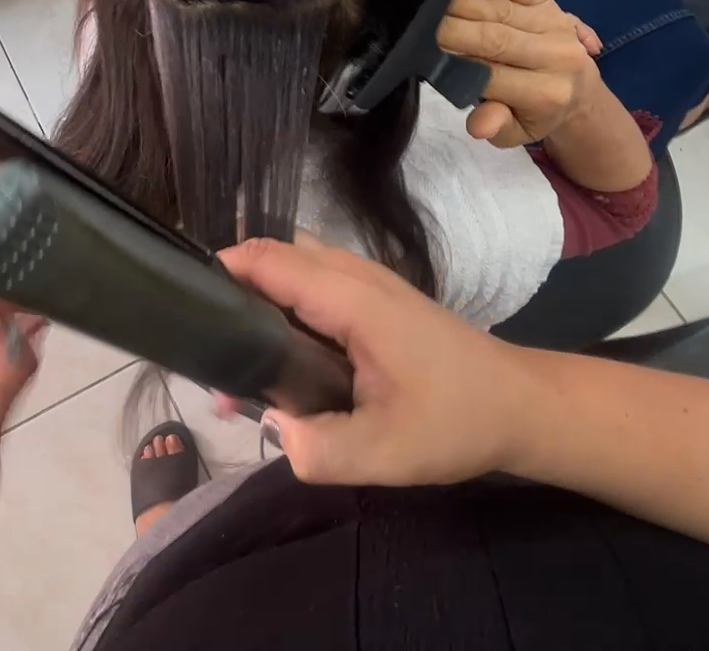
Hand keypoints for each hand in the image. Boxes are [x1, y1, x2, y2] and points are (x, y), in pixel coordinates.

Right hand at [218, 236, 552, 485]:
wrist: (520, 404)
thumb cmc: (458, 420)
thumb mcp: (390, 454)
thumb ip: (323, 451)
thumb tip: (273, 435)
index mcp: (352, 300)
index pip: (270, 260)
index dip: (223, 271)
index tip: (188, 306)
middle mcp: (354, 275)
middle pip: (276, 253)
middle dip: (234, 285)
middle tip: (210, 341)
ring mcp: (365, 280)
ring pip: (293, 264)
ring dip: (259, 295)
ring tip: (237, 353)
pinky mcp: (372, 296)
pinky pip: (312, 281)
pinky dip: (284, 302)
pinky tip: (278, 354)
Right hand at [438, 0, 600, 145]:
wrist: (581, 94)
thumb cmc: (536, 115)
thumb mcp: (517, 133)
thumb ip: (498, 127)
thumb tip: (478, 126)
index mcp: (545, 93)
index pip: (491, 76)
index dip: (456, 66)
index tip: (425, 57)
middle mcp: (555, 57)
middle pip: (495, 39)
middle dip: (454, 31)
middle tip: (418, 26)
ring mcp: (555, 27)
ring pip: (501, 12)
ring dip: (464, 4)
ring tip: (431, 2)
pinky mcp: (551, 5)